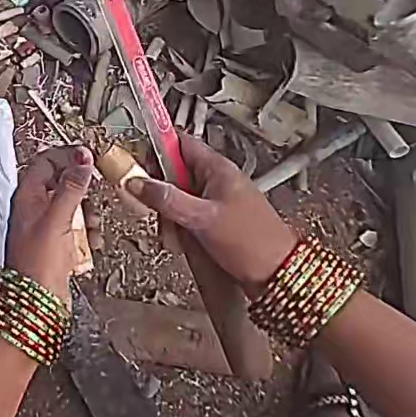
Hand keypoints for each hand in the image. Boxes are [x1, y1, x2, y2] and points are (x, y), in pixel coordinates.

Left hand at [6, 145, 94, 300]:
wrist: (35, 306)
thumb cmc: (37, 264)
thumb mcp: (57, 218)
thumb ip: (71, 186)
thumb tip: (83, 159)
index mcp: (28, 197)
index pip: (46, 162)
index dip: (67, 156)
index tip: (88, 157)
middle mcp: (36, 209)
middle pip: (61, 182)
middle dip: (82, 186)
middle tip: (96, 189)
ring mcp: (47, 227)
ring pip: (72, 205)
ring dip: (88, 210)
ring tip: (93, 222)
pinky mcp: (58, 244)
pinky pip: (77, 228)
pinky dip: (87, 230)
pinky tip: (92, 240)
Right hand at [127, 133, 298, 291]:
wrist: (279, 274)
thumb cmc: (252, 241)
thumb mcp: (201, 217)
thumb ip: (166, 199)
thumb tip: (136, 182)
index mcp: (216, 168)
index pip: (179, 142)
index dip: (156, 146)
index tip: (136, 157)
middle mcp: (215, 180)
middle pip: (174, 171)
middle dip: (158, 190)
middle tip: (151, 206)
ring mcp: (215, 201)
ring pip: (177, 196)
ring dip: (168, 213)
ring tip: (172, 232)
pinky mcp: (215, 221)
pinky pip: (186, 215)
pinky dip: (179, 226)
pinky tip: (180, 240)